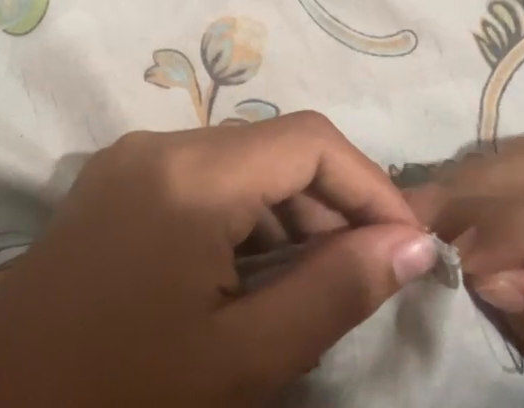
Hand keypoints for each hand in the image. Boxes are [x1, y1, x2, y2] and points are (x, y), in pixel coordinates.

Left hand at [0, 112, 440, 407]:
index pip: (308, 140)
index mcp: (191, 172)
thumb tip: (415, 243)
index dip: (371, 185)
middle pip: (270, 145)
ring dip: (285, 210)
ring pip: (234, 161)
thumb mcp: (246, 354)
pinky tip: (249, 274)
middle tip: (367, 273)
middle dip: (330, 201)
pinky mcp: (108, 185)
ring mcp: (125, 160)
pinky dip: (239, 215)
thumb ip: (336, 289)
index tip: (409, 247)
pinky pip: (195, 179)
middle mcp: (156, 144)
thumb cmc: (129, 389)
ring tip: (313, 281)